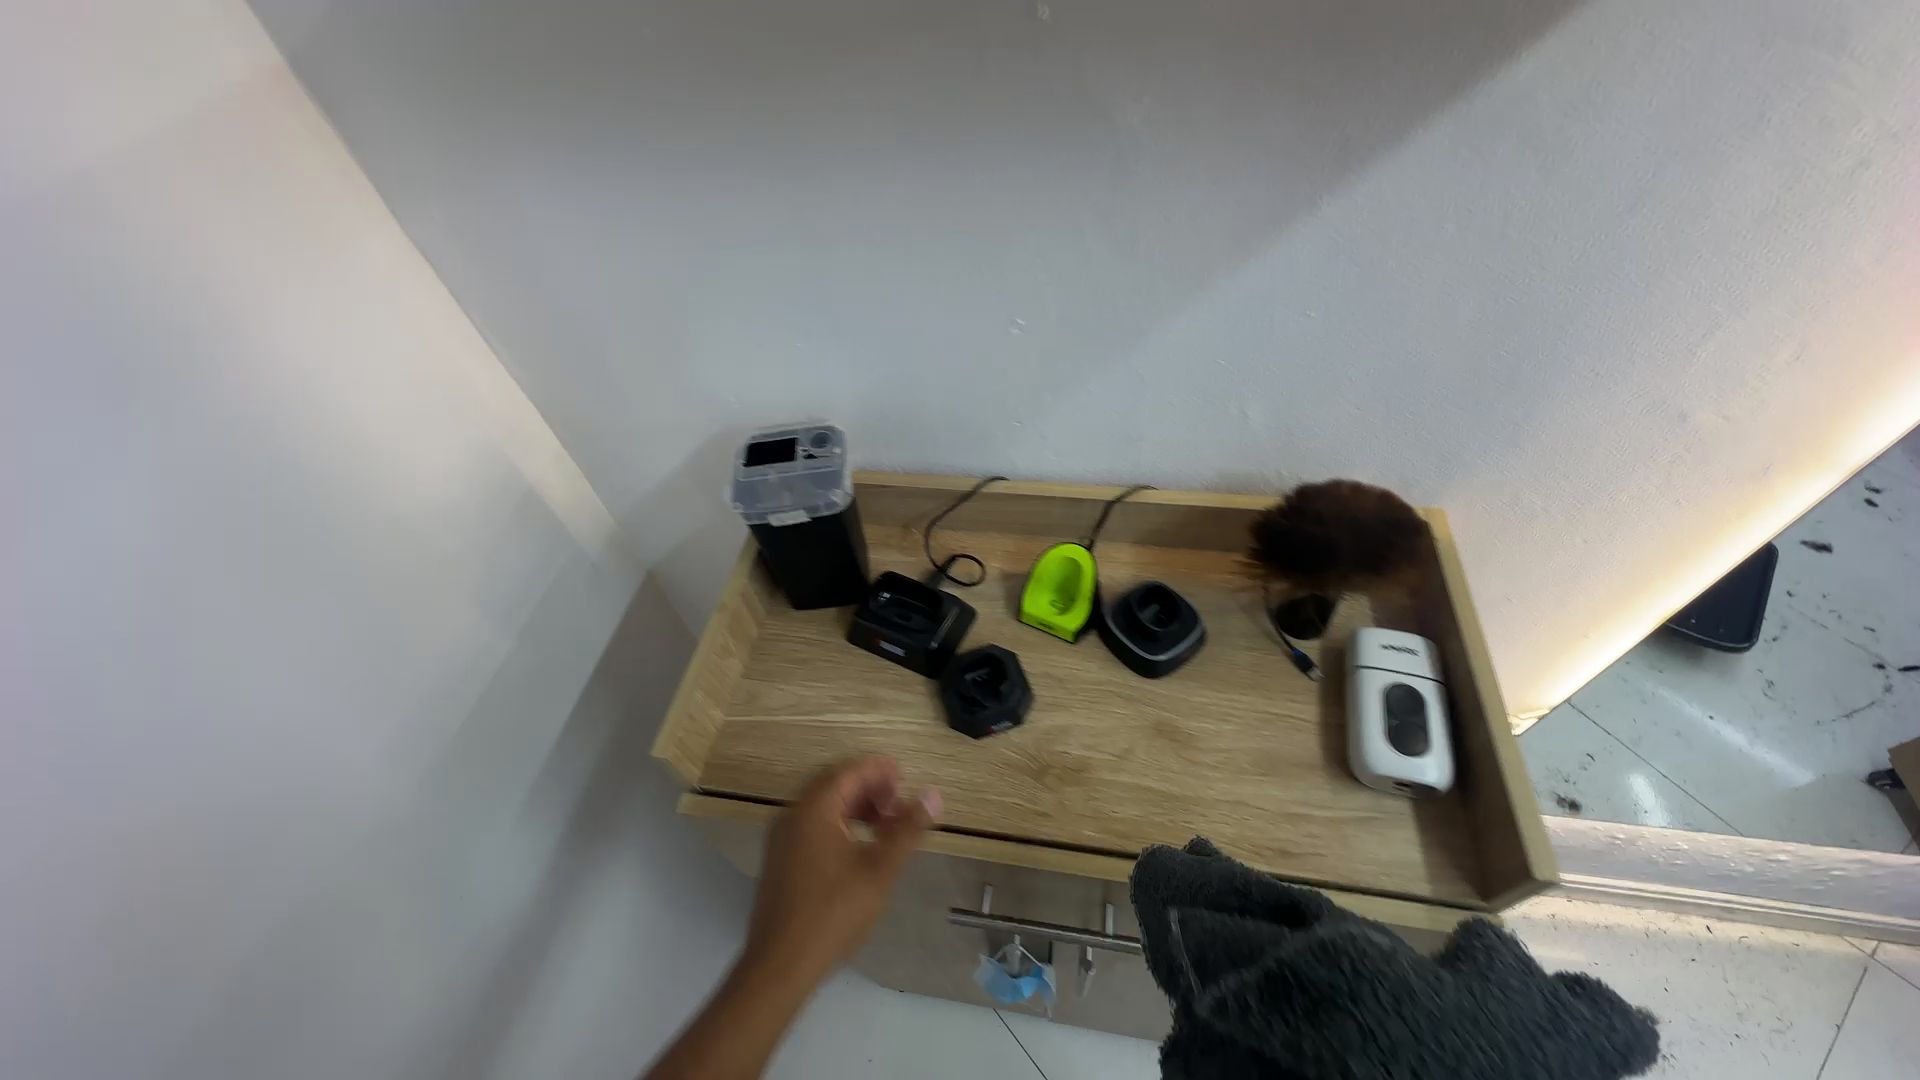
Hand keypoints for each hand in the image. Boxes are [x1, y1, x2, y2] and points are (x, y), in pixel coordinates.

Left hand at [740, 755, 942, 985]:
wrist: (780, 966)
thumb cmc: (833, 913)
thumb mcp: (880, 868)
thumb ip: (907, 828)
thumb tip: (932, 794)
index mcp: (813, 809)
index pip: (849, 771)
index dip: (879, 769)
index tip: (906, 776)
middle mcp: (792, 816)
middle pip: (835, 786)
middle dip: (870, 789)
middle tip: (900, 804)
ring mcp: (781, 841)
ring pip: (824, 809)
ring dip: (857, 809)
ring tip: (886, 828)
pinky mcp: (779, 864)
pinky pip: (813, 829)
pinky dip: (841, 827)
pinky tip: (860, 851)